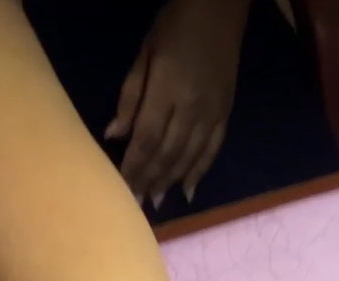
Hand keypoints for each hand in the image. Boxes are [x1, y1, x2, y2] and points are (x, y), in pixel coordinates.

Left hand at [105, 0, 245, 207]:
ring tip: (157, 201)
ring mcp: (211, 115)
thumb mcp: (144, 54)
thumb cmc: (174, 27)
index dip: (134, 166)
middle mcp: (191, 108)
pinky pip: (211, 152)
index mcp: (167, 89)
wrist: (220, 12)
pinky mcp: (225, 117)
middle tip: (137, 203)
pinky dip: (199, 173)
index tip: (123, 187)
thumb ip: (130, 97)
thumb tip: (114, 135)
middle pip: (167, 154)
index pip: (146, 139)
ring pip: (188, 158)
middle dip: (150, 179)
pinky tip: (188, 191)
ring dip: (171, 182)